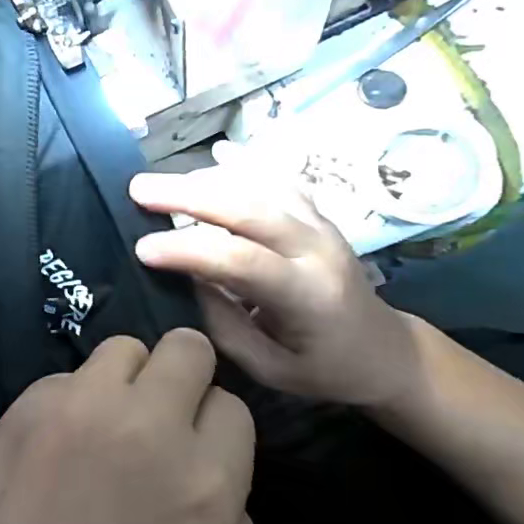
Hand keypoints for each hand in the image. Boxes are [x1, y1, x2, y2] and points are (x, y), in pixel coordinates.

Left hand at [0, 330, 256, 523]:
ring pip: (126, 349)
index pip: (232, 406)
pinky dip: (71, 402)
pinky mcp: (32, 403)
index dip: (214, 429)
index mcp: (207, 479)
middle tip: (159, 416)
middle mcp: (150, 425)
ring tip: (107, 423)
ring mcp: (84, 406)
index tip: (193, 452)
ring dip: (127, 380)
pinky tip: (53, 448)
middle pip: (187, 348)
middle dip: (183, 377)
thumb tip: (220, 481)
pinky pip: (68, 378)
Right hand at [129, 167, 425, 410]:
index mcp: (308, 295)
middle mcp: (318, 248)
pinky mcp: (318, 214)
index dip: (189, 250)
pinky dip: (245, 165)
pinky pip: (278, 179)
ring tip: (163, 184)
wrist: (385, 350)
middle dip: (189, 195)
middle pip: (250, 207)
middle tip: (138, 190)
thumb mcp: (268, 368)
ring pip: (261, 185)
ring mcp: (322, 224)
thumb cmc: (323, 368)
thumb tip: (184, 277)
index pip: (242, 260)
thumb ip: (223, 324)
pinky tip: (218, 155)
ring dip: (208, 179)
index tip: (142, 249)